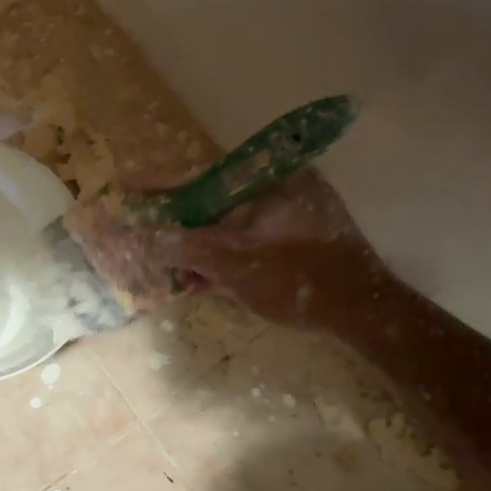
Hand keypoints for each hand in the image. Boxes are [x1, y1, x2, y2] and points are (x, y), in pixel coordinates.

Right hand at [82, 170, 388, 329]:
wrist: (367, 317)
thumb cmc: (295, 278)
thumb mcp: (225, 261)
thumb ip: (173, 244)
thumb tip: (126, 234)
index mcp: (269, 177)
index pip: (199, 174)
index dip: (157, 183)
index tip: (124, 185)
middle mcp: (282, 186)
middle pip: (211, 200)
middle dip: (178, 225)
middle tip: (148, 239)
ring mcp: (293, 214)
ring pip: (228, 224)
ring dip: (198, 248)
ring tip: (176, 273)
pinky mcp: (299, 240)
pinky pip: (247, 240)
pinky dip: (223, 257)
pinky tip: (203, 282)